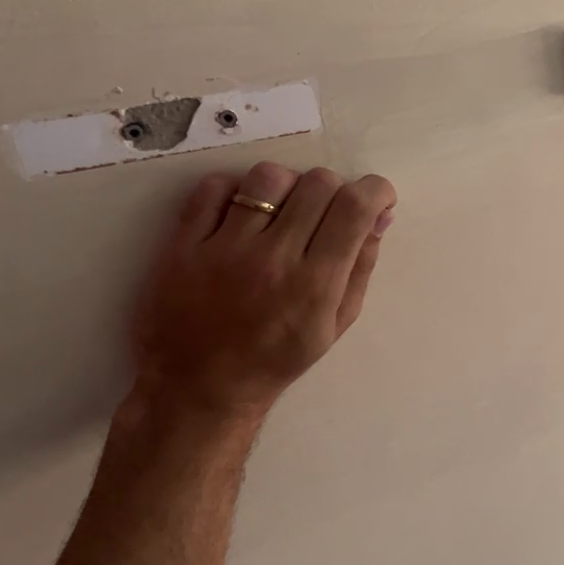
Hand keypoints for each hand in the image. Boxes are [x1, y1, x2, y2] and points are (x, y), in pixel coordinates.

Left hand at [127, 161, 396, 428]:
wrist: (199, 387)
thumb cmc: (278, 358)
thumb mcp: (336, 322)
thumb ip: (361, 266)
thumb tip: (381, 215)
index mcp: (316, 284)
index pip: (355, 207)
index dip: (375, 190)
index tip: (374, 199)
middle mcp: (273, 259)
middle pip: (318, 183)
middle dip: (335, 190)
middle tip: (326, 213)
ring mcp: (224, 249)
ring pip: (268, 177)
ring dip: (287, 186)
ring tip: (282, 210)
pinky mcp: (183, 244)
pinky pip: (213, 187)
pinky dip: (234, 190)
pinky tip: (240, 214)